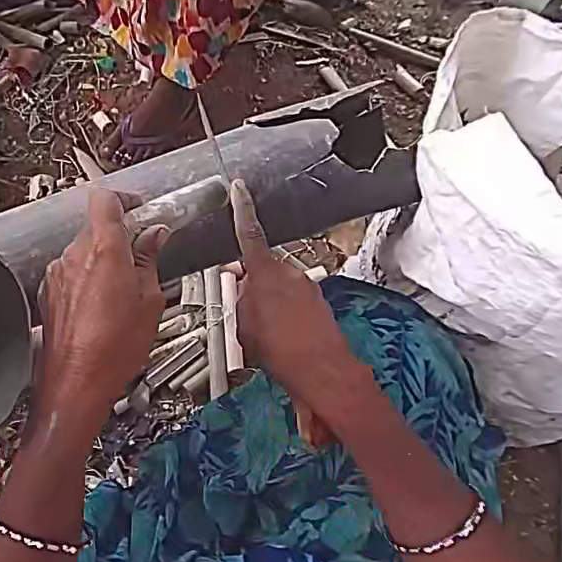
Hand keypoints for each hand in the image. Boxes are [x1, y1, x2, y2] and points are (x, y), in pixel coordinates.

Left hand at [36, 188, 168, 424]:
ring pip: (84, 251)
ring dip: (105, 260)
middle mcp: (74, 256)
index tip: (141, 210)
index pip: (105, 198)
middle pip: (97, 226)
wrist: (76, 383)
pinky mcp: (50, 292)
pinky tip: (106, 305)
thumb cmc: (111, 350)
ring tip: (126, 288)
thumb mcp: (150, 301)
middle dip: (121, 236)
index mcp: (103, 249)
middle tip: (144, 251)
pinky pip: (73, 272)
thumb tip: (153, 237)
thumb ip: (149, 260)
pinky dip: (90, 279)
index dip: (126, 199)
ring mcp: (58, 274)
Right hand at [227, 180, 363, 441]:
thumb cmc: (282, 353)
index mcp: (265, 274)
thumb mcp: (244, 327)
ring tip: (264, 332)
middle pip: (262, 266)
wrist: (323, 373)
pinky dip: (283, 312)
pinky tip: (281, 337)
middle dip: (251, 282)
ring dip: (268, 301)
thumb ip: (241, 299)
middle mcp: (289, 273)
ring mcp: (306, 286)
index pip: (249, 233)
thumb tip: (242, 288)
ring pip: (277, 284)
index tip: (239, 188)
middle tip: (242, 309)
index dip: (241, 208)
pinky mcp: (317, 300)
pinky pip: (292, 298)